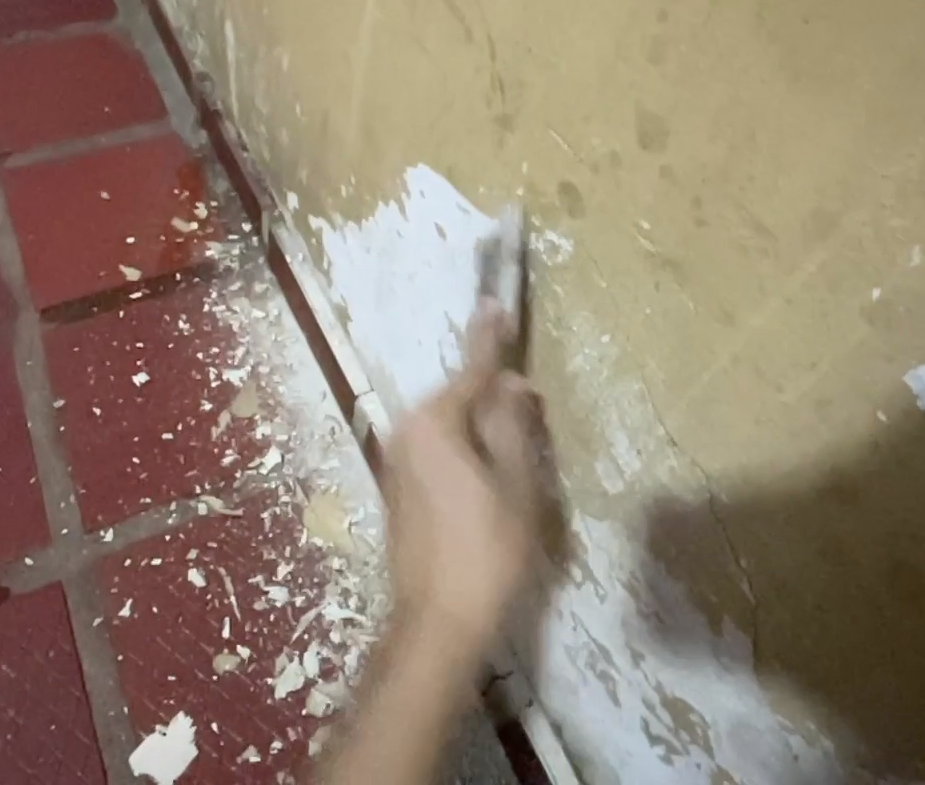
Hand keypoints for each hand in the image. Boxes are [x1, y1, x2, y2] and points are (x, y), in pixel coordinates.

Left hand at [382, 298, 543, 655]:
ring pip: (446, 426)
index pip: (472, 370)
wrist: (435, 620)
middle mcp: (406, 430)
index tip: (495, 304)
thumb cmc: (486, 549)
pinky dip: (461, 448)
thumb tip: (512, 382)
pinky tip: (486, 475)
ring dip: (478, 426)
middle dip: (492, 396)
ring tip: (514, 447)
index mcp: (435, 422)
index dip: (489, 338)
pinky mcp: (396, 487)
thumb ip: (512, 424)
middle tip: (529, 403)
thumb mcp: (516, 483)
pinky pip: (434, 449)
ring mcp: (395, 460)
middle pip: (458, 399)